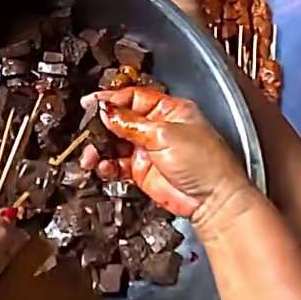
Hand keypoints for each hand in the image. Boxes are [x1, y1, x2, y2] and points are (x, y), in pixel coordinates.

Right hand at [79, 87, 260, 224]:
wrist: (212, 202)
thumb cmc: (205, 164)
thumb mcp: (165, 135)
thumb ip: (131, 123)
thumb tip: (106, 111)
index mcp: (168, 110)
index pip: (132, 97)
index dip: (110, 99)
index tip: (91, 103)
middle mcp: (155, 126)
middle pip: (118, 119)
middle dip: (100, 126)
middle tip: (88, 132)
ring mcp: (146, 148)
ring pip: (113, 142)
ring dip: (99, 148)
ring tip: (91, 156)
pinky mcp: (140, 169)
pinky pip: (115, 163)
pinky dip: (105, 165)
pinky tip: (103, 167)